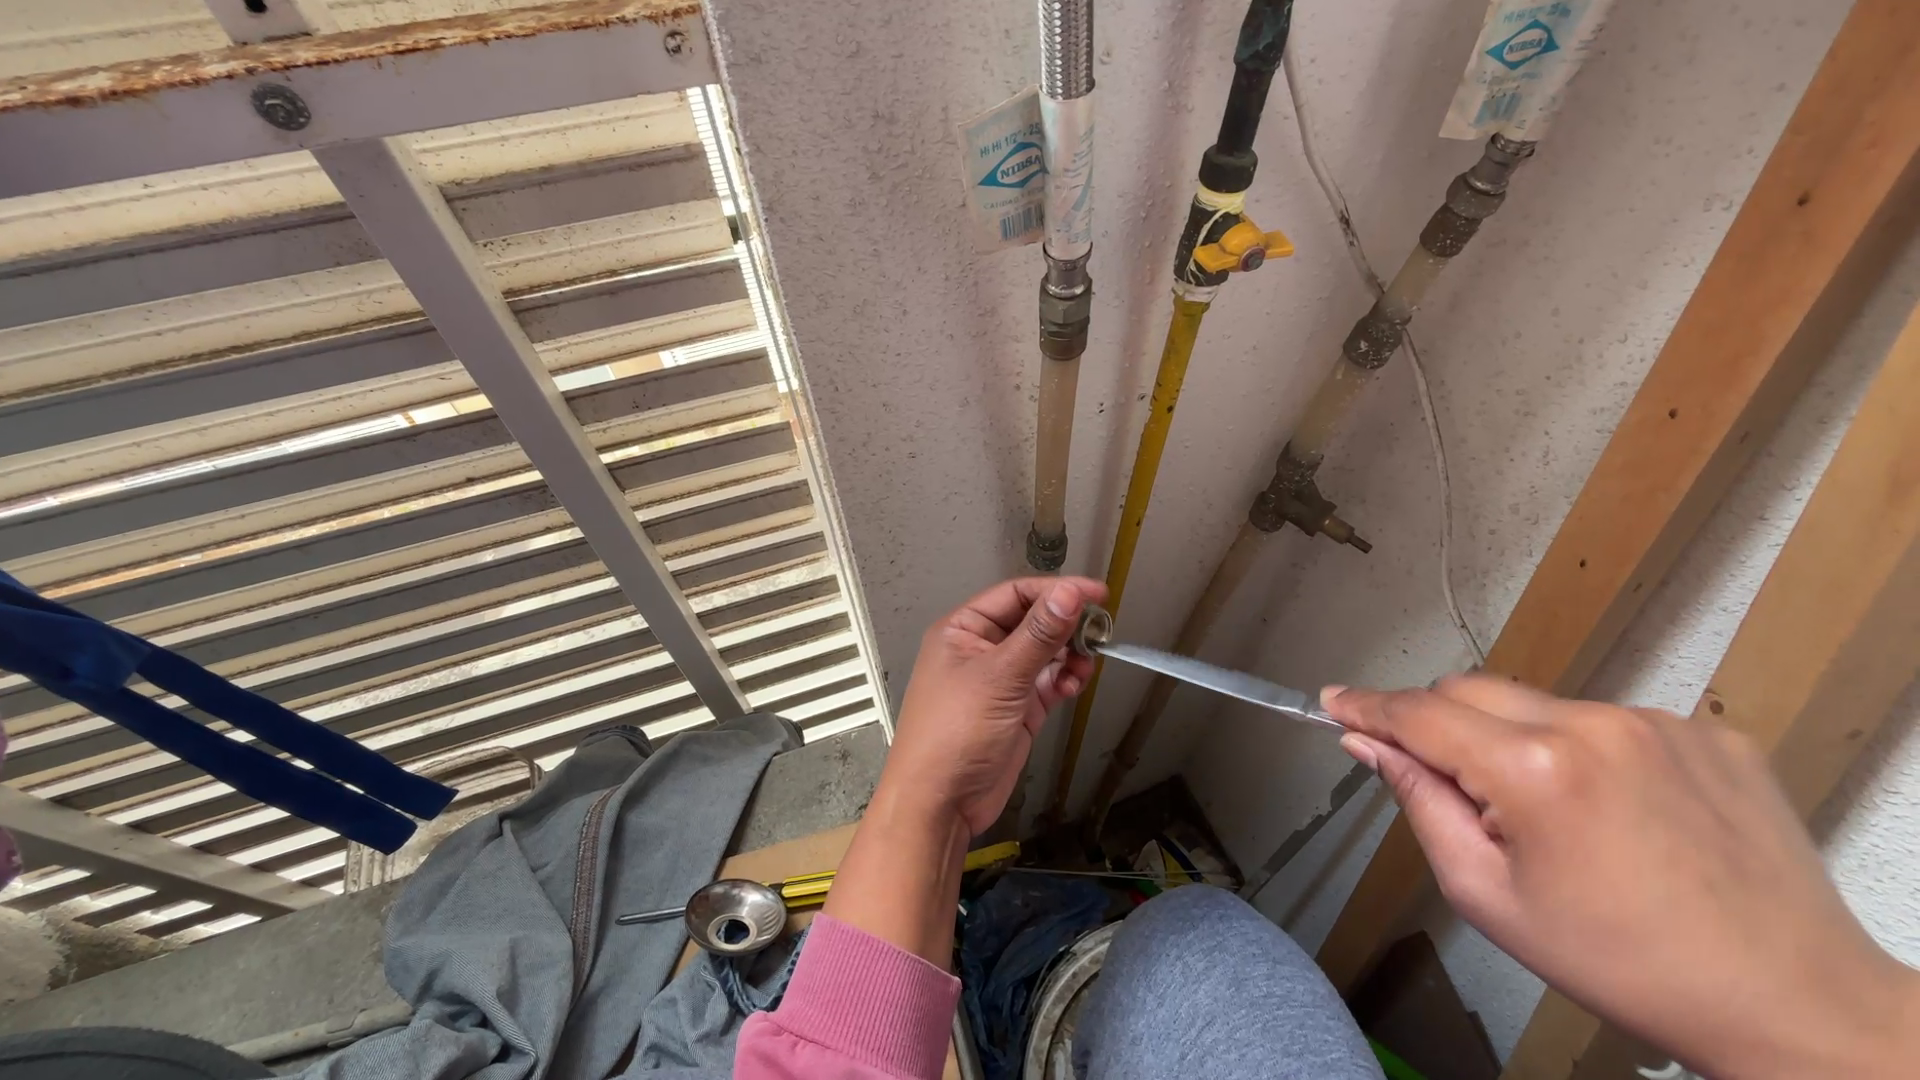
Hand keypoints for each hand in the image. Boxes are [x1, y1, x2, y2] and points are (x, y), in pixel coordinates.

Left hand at [879, 576, 1105, 834]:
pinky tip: (1073, 686)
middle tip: (1099, 631)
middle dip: (1065, 626)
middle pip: (1033, 622)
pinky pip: (1047, 682)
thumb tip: (1069, 593)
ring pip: (1045, 653)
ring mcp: (1000, 680)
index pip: (1015, 594)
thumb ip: (1038, 635)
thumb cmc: (955, 733)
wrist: (940, 804)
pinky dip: (1064, 681)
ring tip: (1086, 664)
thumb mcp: (1000, 677)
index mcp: (962, 629)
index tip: (1096, 594)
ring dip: (1069, 655)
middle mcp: (980, 648)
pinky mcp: (1016, 708)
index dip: (1056, 591)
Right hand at [1324, 675, 1919, 1079]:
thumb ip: (1419, 802)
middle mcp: (1595, 724)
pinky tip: (1612, 808)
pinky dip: (1580, 747)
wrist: (1791, 1002)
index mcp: (1535, 771)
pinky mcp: (1708, 732)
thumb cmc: (1617, 961)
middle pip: (1471, 688)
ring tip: (1548, 812)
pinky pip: (1605, 718)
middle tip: (1443, 779)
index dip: (1367, 705)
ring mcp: (1659, 722)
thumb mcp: (1487, 894)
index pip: (1420, 713)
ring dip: (1512, 737)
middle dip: (1438, 721)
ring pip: (1536, 702)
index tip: (1332, 699)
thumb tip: (1368, 744)